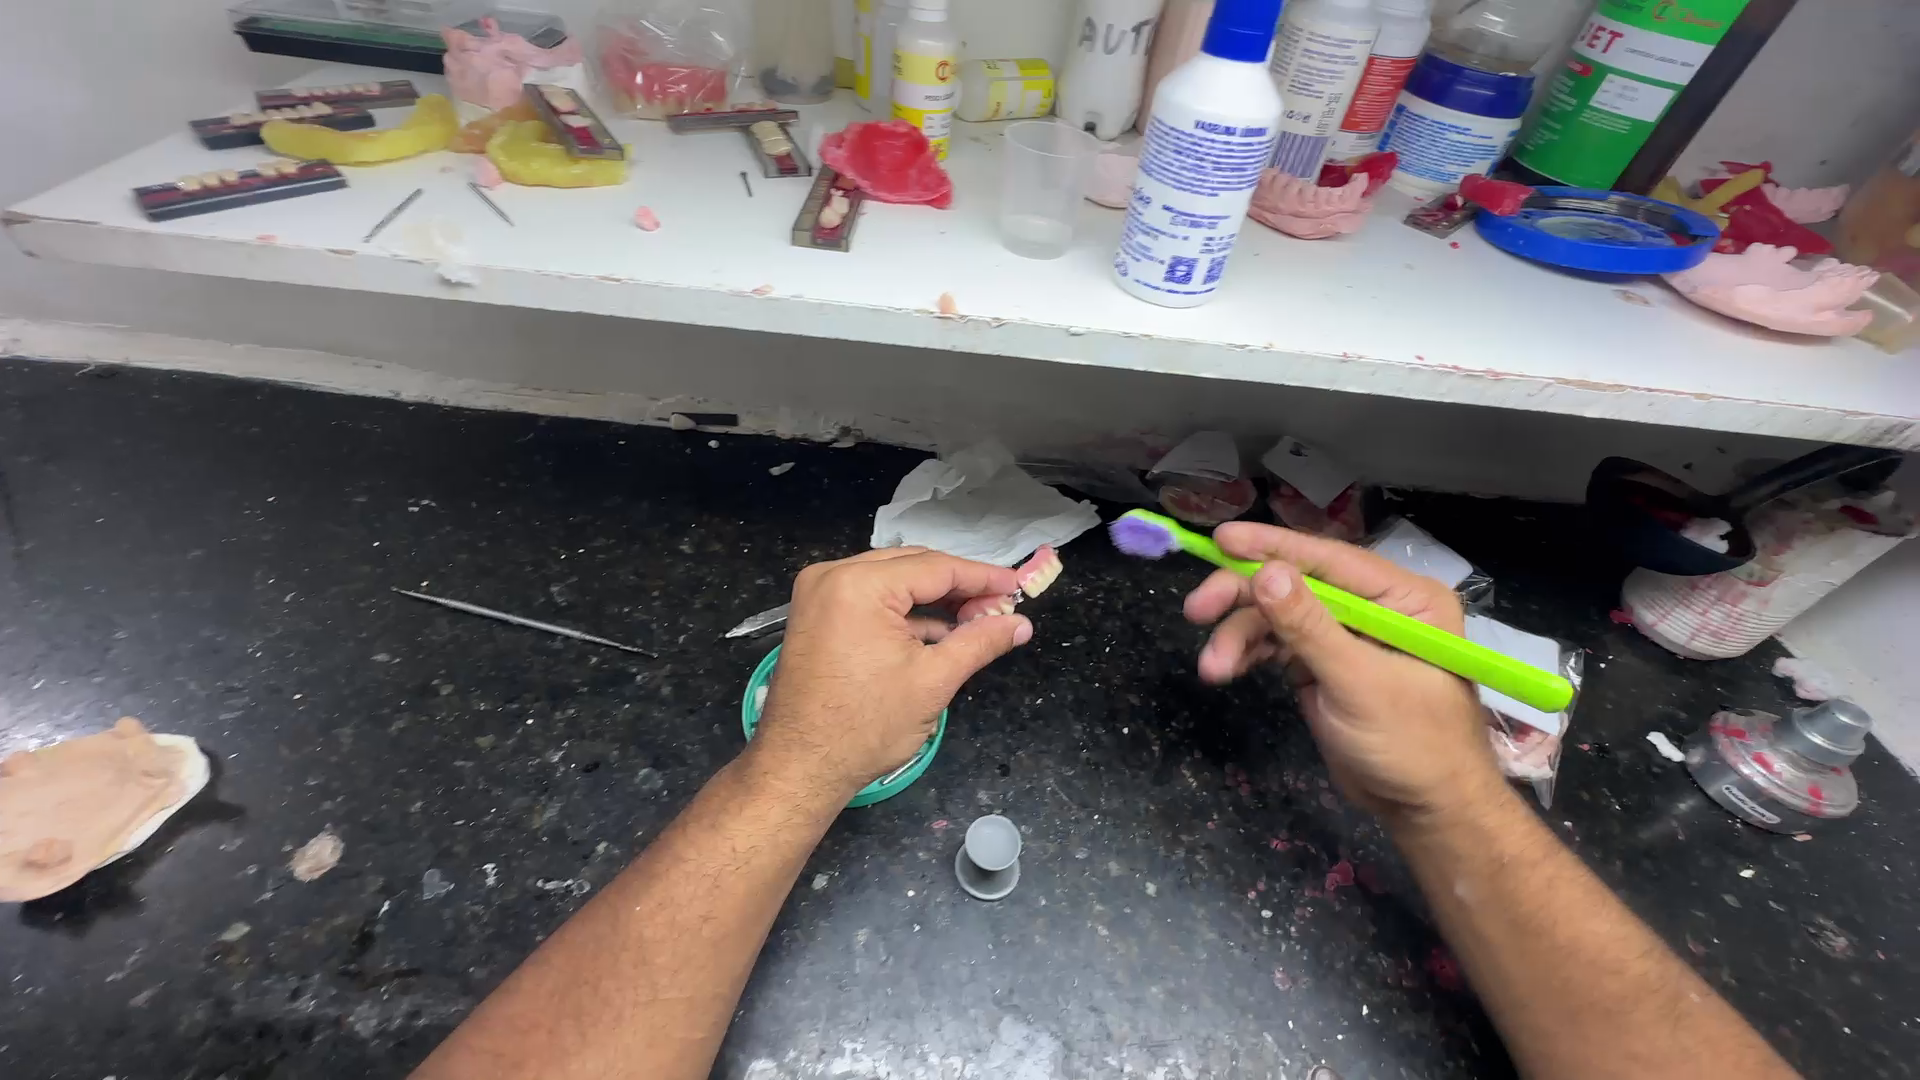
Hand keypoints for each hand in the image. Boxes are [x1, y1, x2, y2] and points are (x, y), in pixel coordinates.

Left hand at [754, 548, 1033, 800]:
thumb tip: (1021, 624)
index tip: (1018, 585)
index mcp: (859, 584)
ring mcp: (819, 593)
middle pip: (913, 567)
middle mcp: (833, 575)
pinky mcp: (816, 614)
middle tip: (1001, 605)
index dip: (983, 576)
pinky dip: (904, 612)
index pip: (936, 567)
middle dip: (959, 587)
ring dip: (934, 599)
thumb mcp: (933, 681)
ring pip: (893, 581)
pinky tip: (939, 631)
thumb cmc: (865, 727)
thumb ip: (980, 642)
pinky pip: (871, 598)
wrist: (799, 767)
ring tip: (976, 619)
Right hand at [1183, 523, 1501, 824]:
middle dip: (1241, 599)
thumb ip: (1309, 626)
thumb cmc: (1411, 745)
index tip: (1222, 540)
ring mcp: (1340, 634)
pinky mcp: (1317, 661)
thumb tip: (1266, 573)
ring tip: (1212, 668)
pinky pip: (1271, 643)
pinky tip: (1222, 670)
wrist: (1422, 812)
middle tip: (1195, 610)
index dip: (1272, 547)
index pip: (1328, 559)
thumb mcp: (1357, 682)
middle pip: (1291, 584)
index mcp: (1401, 598)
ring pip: (1273, 615)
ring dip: (1236, 637)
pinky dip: (1245, 654)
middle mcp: (1369, 606)